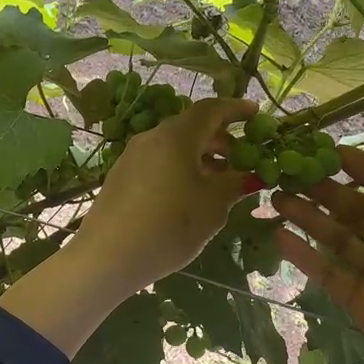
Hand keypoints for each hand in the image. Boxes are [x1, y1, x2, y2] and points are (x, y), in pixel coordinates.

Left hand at [0, 97, 255, 356]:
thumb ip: (233, 184)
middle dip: (219, 138)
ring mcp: (132, 156)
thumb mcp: (212, 207)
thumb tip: (247, 175)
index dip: (235, 109)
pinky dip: (180, 166)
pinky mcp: (121, 175)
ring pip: (173, 145)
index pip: (210, 110)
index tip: (256, 114)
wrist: (108, 255)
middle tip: (243, 156)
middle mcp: (151, 137)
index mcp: (176, 136)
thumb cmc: (169, 226)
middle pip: (190, 126)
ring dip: (200, 155)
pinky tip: (190, 193)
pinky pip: (158, 160)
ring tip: (221, 179)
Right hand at [273, 145, 363, 363]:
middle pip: (357, 210)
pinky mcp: (360, 303)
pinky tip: (280, 236)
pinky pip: (328, 273)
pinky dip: (304, 255)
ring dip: (309, 217)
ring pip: (337, 237)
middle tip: (290, 171)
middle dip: (326, 190)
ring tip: (277, 198)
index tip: (330, 150)